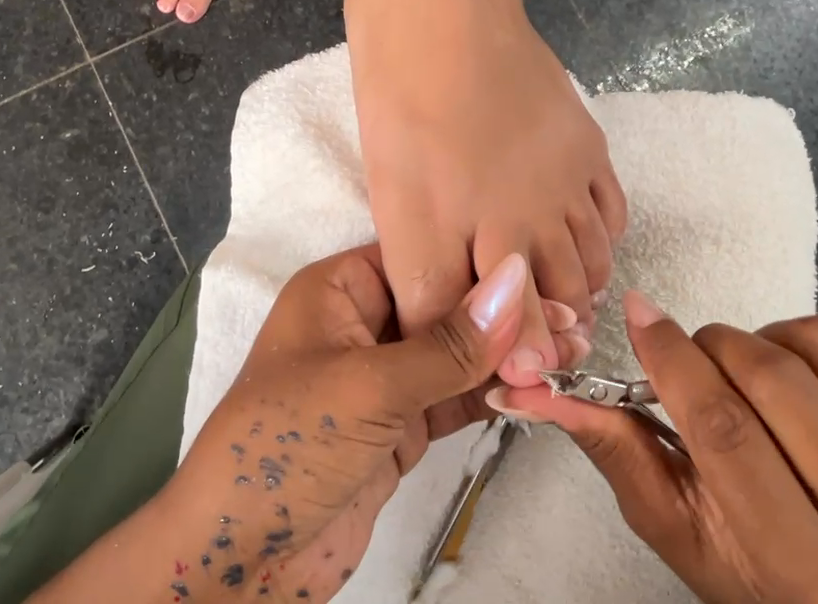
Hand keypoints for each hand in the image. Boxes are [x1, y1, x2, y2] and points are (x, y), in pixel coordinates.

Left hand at [37, 246, 577, 603]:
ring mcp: (381, 379)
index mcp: (338, 290)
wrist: (243, 559)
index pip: (421, 259)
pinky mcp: (397, 428)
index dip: (482, 268)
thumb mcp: (369, 385)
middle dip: (503, 317)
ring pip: (454, 357)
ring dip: (505, 358)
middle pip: (442, 308)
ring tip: (571, 352)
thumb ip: (448, 342)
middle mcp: (360, 325)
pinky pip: (452, 399)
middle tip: (574, 323)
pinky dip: (490, 395)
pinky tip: (538, 388)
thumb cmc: (287, 444)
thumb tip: (518, 280)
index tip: (548, 278)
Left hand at [346, 0, 625, 389]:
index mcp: (506, 237)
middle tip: (528, 341)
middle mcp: (556, 212)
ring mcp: (576, 170)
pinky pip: (611, 207)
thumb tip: (460, 344)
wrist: (439, 5)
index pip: (520, 326)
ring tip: (552, 299)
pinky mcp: (584, 134)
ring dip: (577, 287)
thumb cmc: (404, 107)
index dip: (514, 359)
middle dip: (550, 328)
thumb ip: (432, 283)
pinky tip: (579, 238)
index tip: (502, 376)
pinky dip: (600, 237)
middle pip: (569, 295)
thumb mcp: (400, 205)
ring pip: (595, 255)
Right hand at [498, 293, 817, 603]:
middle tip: (689, 354)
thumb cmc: (745, 568)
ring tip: (745, 375)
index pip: (726, 432)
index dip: (673, 360)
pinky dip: (804, 339)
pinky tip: (793, 377)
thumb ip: (612, 448)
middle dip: (713, 346)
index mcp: (802, 563)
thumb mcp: (671, 523)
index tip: (638, 314)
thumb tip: (535, 388)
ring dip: (760, 341)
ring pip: (817, 350)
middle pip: (774, 383)